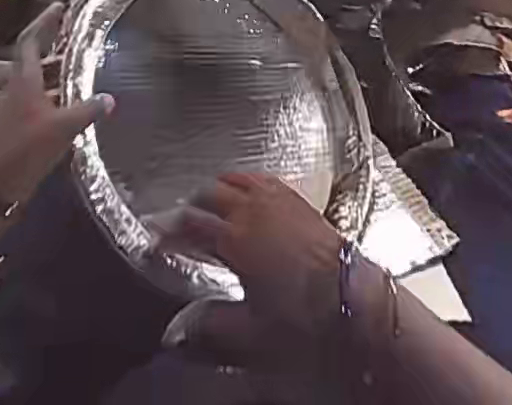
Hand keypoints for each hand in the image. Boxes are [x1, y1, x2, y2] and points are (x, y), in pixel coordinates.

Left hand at [0, 2, 113, 204]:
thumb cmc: (25, 151)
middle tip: (75, 34)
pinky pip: (37, 98)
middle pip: (34, 58)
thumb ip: (87, 111)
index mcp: (23, 81)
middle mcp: (16, 88)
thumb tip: (110, 98)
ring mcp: (14, 107)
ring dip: (55, 70)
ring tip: (79, 65)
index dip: (44, 22)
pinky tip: (71, 101)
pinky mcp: (16, 124)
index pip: (31, 41)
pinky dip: (54, 93)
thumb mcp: (62, 129)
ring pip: (36, 79)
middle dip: (54, 44)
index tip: (59, 7)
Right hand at [159, 173, 346, 332]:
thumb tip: (179, 330)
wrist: (353, 300)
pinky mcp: (295, 198)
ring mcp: (275, 199)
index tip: (157, 239)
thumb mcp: (251, 332)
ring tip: (210, 202)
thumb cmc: (304, 317)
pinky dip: (246, 182)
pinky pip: (261, 179)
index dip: (169, 231)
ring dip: (218, 190)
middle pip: (209, 194)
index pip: (189, 225)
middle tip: (182, 221)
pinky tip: (247, 190)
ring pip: (235, 181)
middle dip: (191, 206)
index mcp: (234, 238)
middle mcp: (251, 210)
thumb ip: (210, 326)